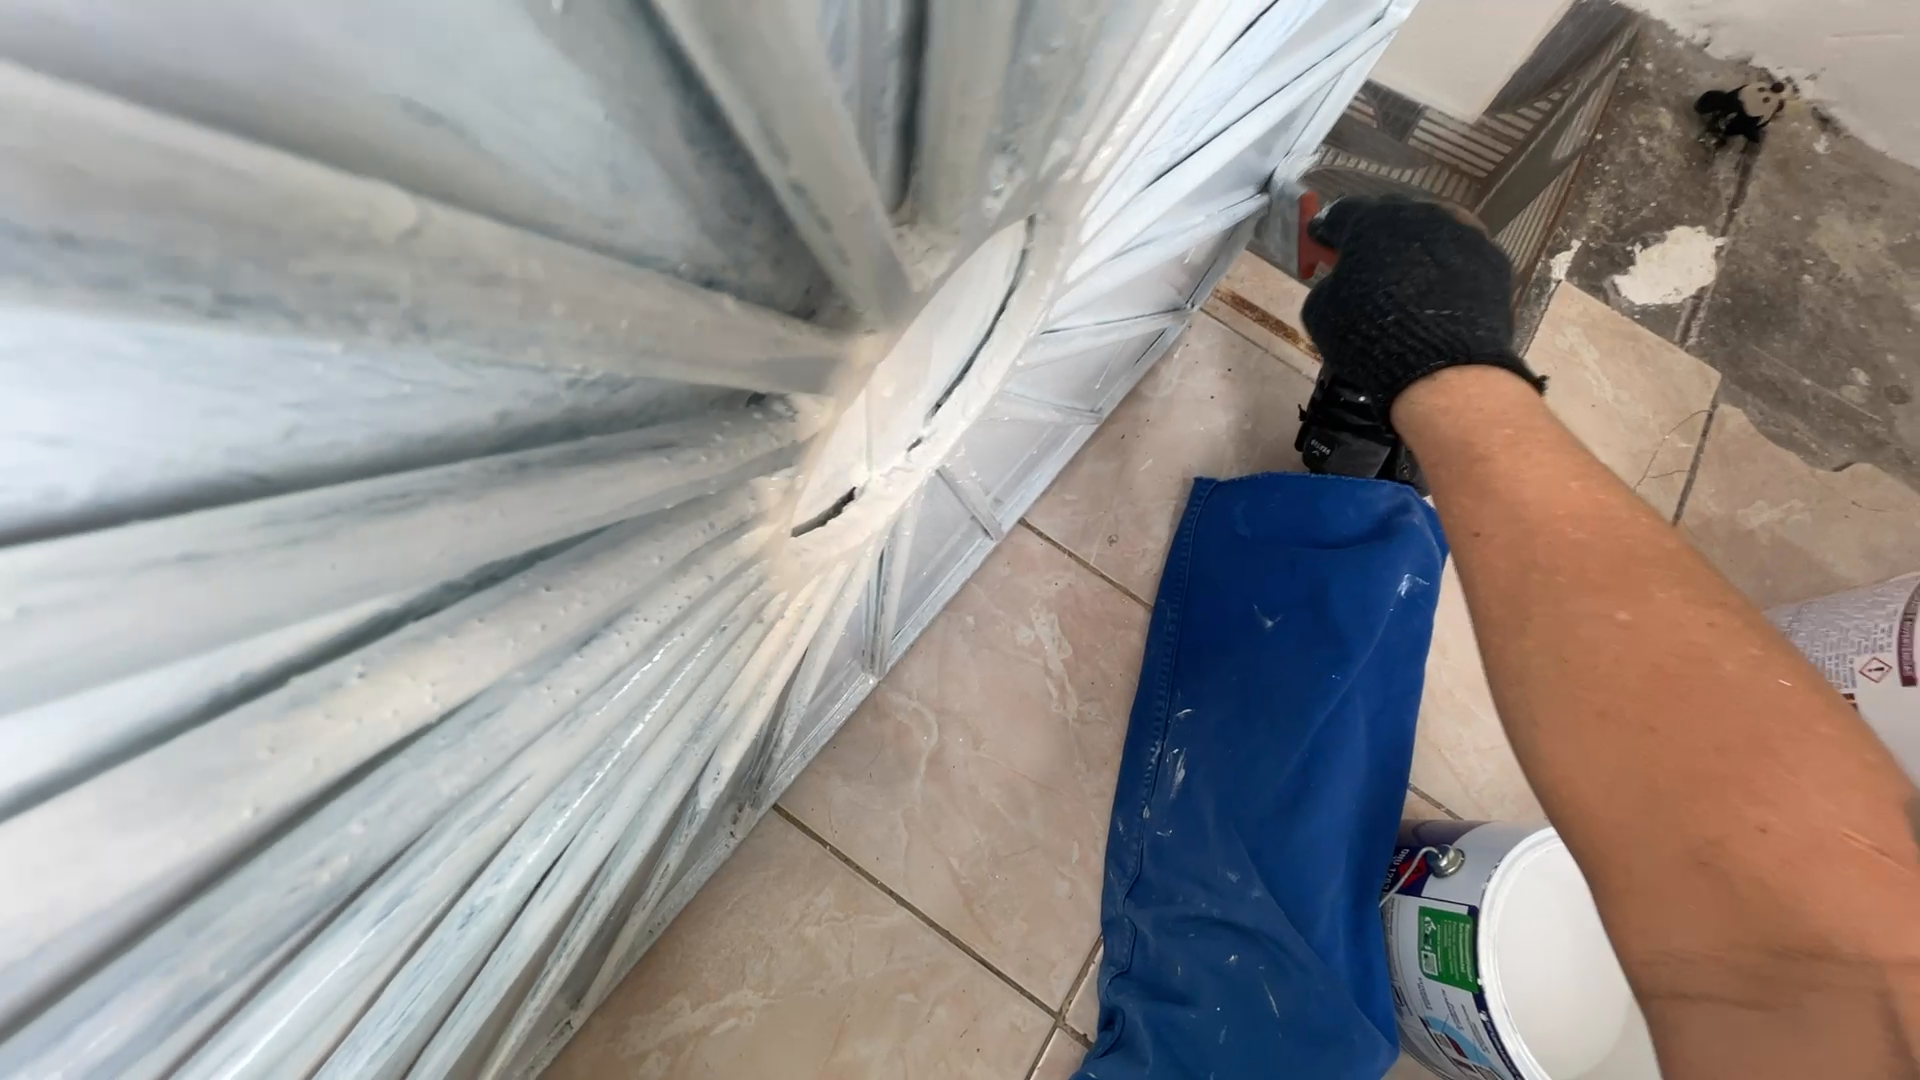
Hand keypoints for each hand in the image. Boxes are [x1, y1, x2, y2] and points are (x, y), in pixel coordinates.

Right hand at [1300, 196, 1542, 419]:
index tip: (1320, 240)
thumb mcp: (1320, 312)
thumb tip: (1340, 280)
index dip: (1326, 228)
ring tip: (1403, 276)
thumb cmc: (1369, 333)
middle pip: (1389, 213)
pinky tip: (1435, 294)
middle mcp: (1420, 214)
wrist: (1442, 364)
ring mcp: (1463, 231)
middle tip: (1362, 258)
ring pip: (1429, 229)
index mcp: (1371, 222)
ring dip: (1411, 246)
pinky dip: (1442, 267)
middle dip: (1372, 233)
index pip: (1341, 212)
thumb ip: (1327, 285)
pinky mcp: (1492, 256)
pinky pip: (1458, 254)